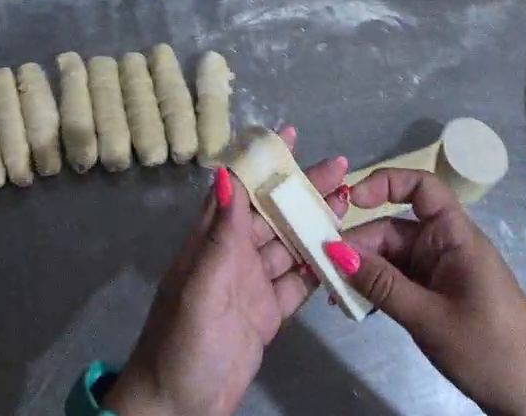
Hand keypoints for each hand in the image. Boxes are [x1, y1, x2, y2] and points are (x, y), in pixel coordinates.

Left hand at [106, 128, 349, 415]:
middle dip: (302, 189)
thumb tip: (223, 174)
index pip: (238, 189)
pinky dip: (318, 267)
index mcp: (212, 242)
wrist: (177, 408)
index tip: (287, 136)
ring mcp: (252, 285)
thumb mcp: (199, 287)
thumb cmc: (181, 343)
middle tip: (340, 168)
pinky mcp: (267, 314)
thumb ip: (218, 234)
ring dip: (316, 223)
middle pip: (272, 214)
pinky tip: (341, 251)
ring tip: (348, 203)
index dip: (260, 162)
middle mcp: (233, 256)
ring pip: (289, 245)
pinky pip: (297, 284)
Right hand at [328, 170, 525, 415]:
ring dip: (363, 271)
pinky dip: (377, 289)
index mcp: (456, 236)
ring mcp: (442, 272)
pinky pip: (400, 280)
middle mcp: (447, 246)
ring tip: (332, 293)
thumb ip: (381, 284)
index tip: (351, 200)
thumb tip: (334, 250)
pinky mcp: (439, 297)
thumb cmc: (491, 350)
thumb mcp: (430, 318)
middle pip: (394, 228)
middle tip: (322, 267)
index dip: (385, 183)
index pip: (422, 187)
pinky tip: (354, 307)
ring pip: (392, 257)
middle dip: (358, 244)